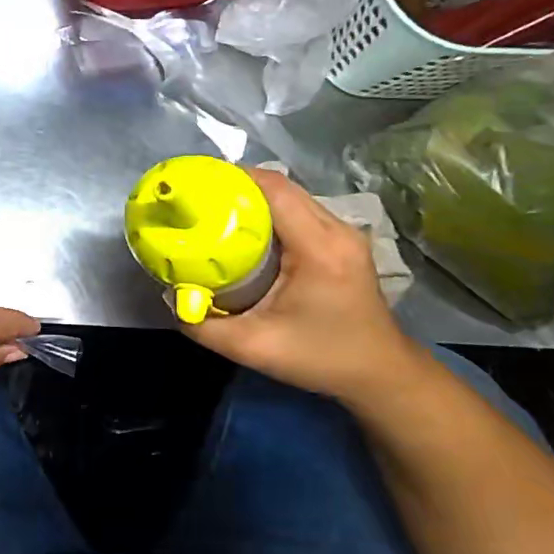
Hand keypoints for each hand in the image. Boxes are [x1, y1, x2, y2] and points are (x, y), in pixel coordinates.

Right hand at [180, 169, 415, 407]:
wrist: (381, 374)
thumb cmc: (323, 359)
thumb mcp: (257, 348)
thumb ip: (207, 327)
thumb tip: (171, 298)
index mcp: (319, 247)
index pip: (275, 191)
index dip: (235, 179)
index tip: (197, 185)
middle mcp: (336, 229)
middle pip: (283, 187)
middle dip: (239, 186)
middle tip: (199, 199)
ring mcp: (343, 232)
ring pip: (292, 196)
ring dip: (255, 198)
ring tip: (217, 210)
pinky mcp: (342, 240)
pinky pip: (300, 210)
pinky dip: (271, 211)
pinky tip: (247, 228)